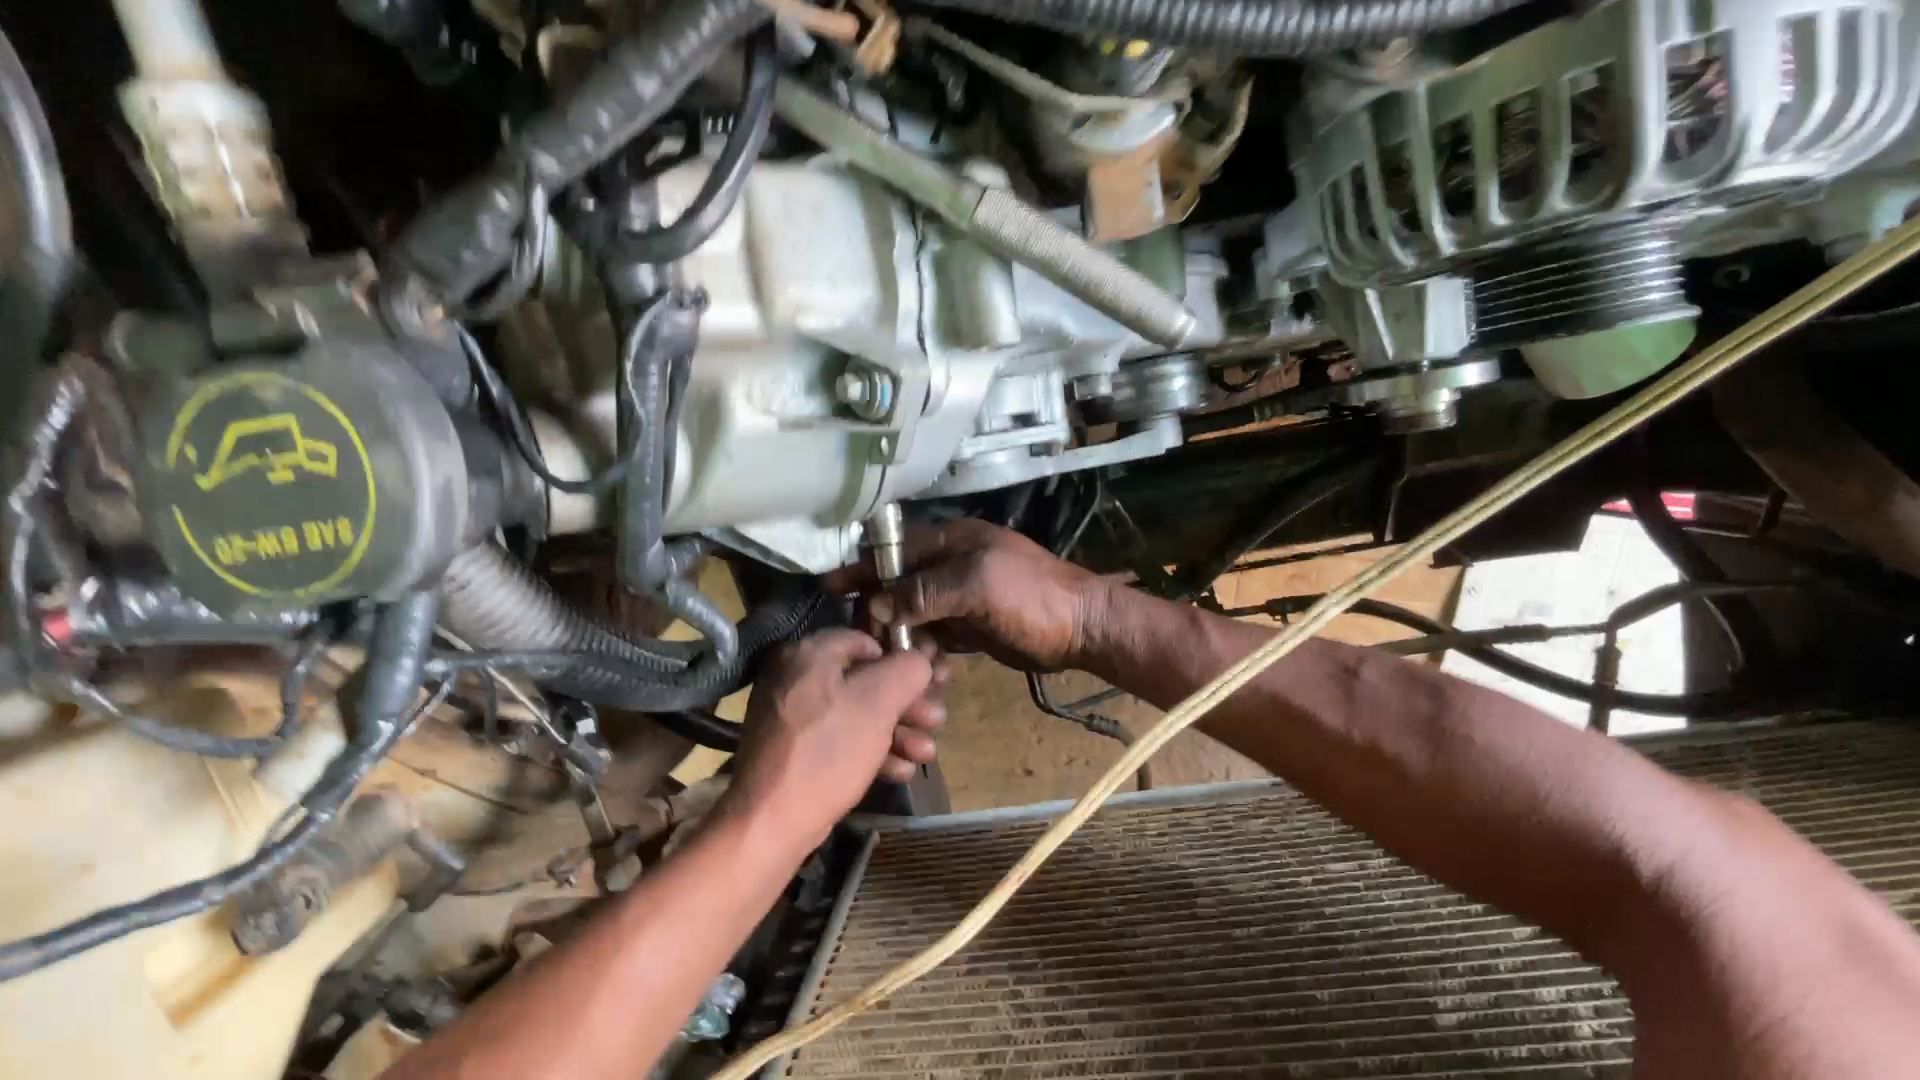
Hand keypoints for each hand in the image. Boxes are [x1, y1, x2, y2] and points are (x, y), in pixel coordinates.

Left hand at [722, 629, 939, 848]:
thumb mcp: (878, 703)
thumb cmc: (828, 751)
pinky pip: (839, 740)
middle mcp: (795, 678)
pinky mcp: (794, 751)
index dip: (903, 658)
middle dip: (907, 704)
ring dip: (896, 731)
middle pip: (865, 682)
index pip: (865, 640)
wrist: (771, 821)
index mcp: (808, 654)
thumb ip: (906, 670)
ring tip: (926, 752)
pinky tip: (901, 771)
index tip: (932, 680)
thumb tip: (919, 659)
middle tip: (937, 719)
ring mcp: (792, 717)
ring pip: (856, 715)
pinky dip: (871, 751)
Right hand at [828, 518, 1107, 671]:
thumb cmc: (1032, 597)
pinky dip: (923, 652)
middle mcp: (950, 566)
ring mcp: (960, 598)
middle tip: (864, 643)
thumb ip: (924, 592)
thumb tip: (875, 606)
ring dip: (900, 637)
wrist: (1083, 628)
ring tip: (892, 663)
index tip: (829, 588)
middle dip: (878, 612)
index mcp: (952, 543)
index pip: (894, 551)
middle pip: (898, 586)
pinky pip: (933, 636)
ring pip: (912, 615)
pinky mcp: (969, 627)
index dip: (862, 568)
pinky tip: (921, 670)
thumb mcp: (978, 585)